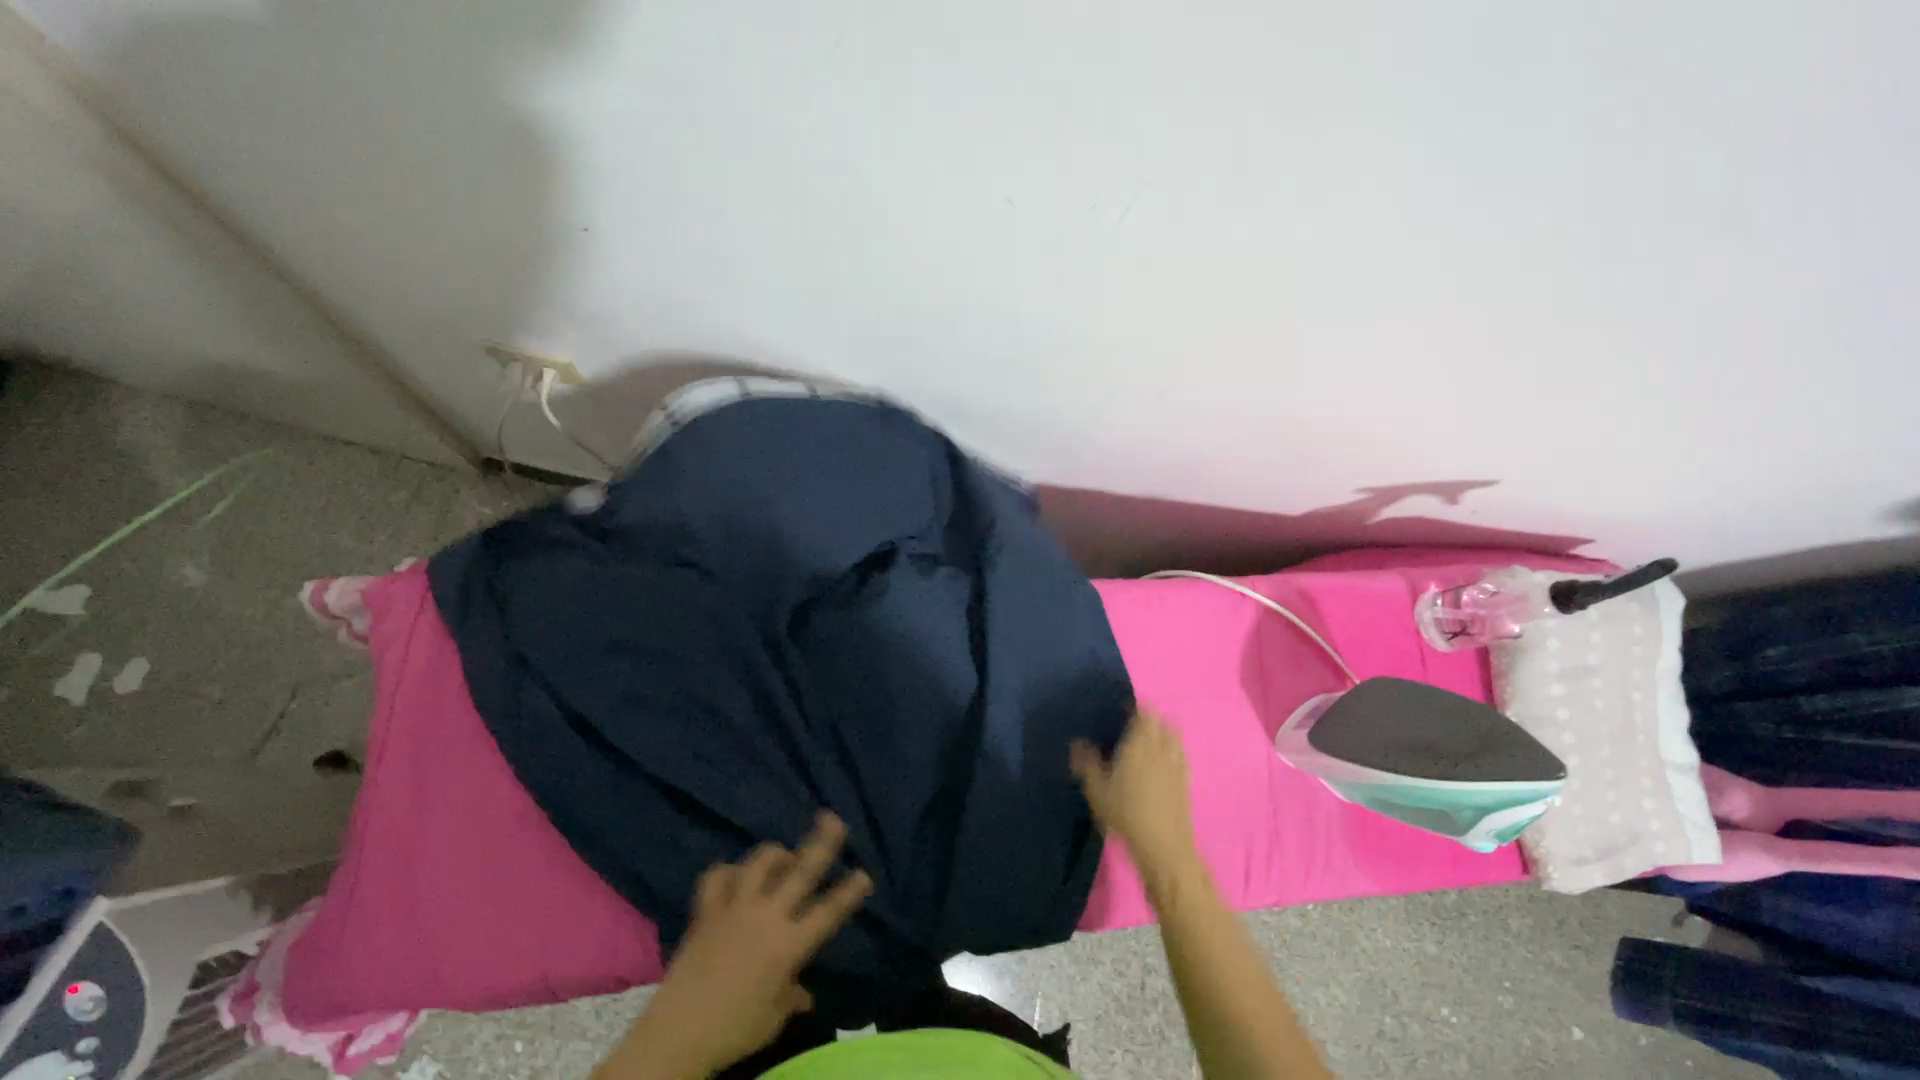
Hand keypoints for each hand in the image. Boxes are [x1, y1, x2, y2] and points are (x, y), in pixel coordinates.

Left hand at [617, 813, 871, 1078]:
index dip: (849, 891)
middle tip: (834, 820)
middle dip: (822, 843)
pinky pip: (717, 877)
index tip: (864, 873)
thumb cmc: (735, 1028)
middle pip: (800, 871)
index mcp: (790, 944)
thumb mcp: (773, 1017)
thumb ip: (790, 996)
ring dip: (775, 854)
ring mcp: (734, 909)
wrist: (679, 1031)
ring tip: (784, 854)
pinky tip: (735, 876)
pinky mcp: (706, 911)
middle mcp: (766, 916)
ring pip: (759, 863)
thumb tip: (802, 994)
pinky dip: (728, 872)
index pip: (828, 911)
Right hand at [1071, 707, 1197, 873]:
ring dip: (1164, 731)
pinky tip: (1163, 762)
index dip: (1136, 705)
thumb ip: (1086, 763)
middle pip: (1161, 721)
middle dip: (1150, 717)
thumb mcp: (1097, 789)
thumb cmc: (1126, 812)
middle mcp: (1161, 747)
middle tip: (1134, 722)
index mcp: (1140, 743)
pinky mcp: (1186, 781)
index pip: (1143, 712)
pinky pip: (1180, 754)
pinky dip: (1172, 750)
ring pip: (1174, 736)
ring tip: (1150, 739)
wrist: (1163, 844)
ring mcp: (1177, 764)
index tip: (1124, 706)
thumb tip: (1077, 743)